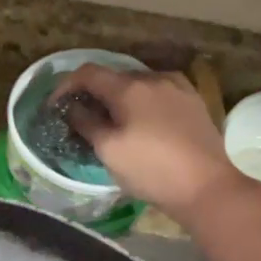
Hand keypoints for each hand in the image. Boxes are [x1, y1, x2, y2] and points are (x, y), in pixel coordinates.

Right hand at [51, 64, 246, 217]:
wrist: (206, 187)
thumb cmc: (151, 169)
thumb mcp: (109, 151)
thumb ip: (87, 124)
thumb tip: (73, 109)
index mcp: (129, 88)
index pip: (88, 73)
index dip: (65, 85)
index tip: (55, 106)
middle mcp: (154, 79)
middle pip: (114, 77)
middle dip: (93, 93)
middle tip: (82, 118)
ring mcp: (178, 88)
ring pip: (138, 84)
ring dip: (119, 97)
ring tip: (112, 121)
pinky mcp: (194, 102)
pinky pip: (159, 93)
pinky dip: (142, 101)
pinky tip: (143, 121)